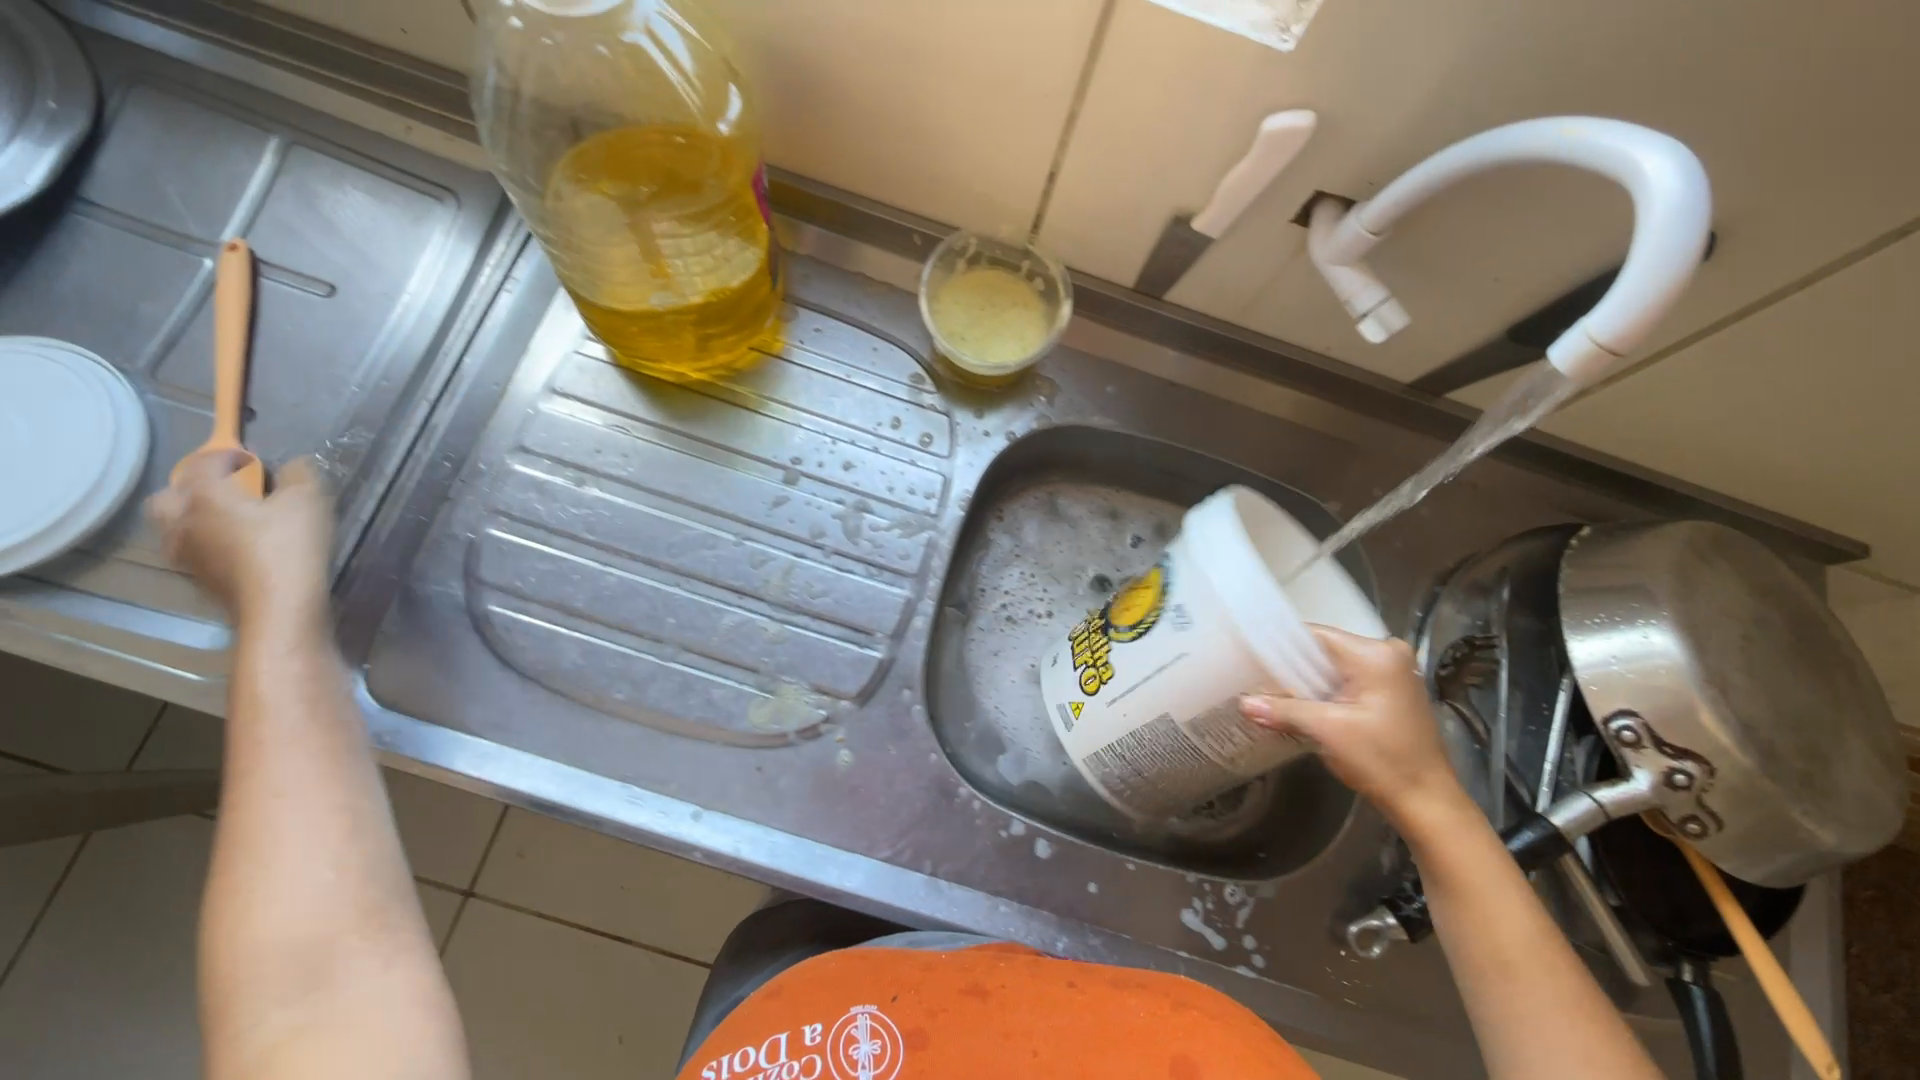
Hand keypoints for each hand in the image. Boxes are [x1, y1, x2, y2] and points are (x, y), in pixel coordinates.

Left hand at [147, 450, 333, 629]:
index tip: (251, 458)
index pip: (204, 463)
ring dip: (195, 518)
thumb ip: (299, 476)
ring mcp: (187, 554)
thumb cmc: (290, 547)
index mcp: (205, 496)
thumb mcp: (308, 502)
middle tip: (224, 490)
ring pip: (175, 527)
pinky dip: (207, 544)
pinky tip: (236, 550)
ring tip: (228, 521)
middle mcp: (184, 521)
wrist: (279, 607)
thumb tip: (293, 466)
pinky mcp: (199, 580)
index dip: (227, 455)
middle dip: (191, 488)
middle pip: (168, 497)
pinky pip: (192, 552)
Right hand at [1240, 626, 1467, 828]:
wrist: (1426, 799)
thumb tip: (1244, 703)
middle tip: (1257, 679)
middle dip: (1292, 667)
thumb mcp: (1328, 731)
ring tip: (1273, 692)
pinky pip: (1347, 679)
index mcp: (1376, 654)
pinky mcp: (1391, 690)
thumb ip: (1285, 710)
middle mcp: (1388, 653)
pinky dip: (1325, 690)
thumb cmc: (1382, 761)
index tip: (1251, 657)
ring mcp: (1393, 671)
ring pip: (1334, 665)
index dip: (1281, 646)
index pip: (1316, 635)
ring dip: (1307, 680)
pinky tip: (1303, 704)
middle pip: (1325, 649)